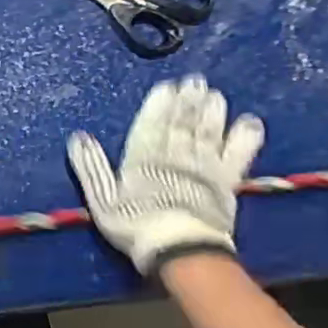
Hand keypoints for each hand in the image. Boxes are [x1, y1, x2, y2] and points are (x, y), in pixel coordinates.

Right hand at [67, 75, 263, 273]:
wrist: (178, 246)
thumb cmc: (132, 224)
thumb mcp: (101, 198)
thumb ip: (90, 167)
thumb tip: (78, 137)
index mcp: (142, 160)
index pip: (150, 126)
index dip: (158, 105)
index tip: (166, 86)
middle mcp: (175, 156)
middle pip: (182, 124)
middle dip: (188, 102)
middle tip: (194, 81)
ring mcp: (205, 167)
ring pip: (209, 132)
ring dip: (212, 112)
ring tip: (214, 95)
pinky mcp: (227, 181)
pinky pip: (240, 154)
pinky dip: (245, 137)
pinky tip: (249, 121)